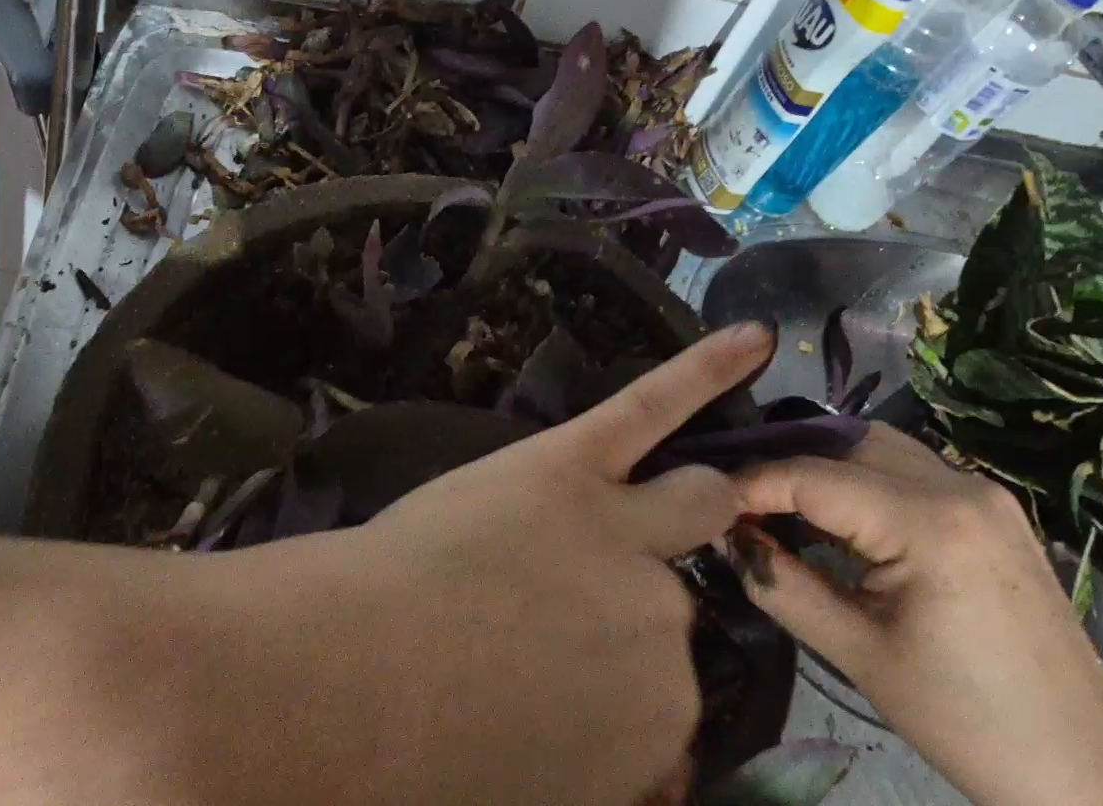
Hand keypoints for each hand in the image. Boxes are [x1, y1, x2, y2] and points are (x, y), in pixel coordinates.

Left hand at [202, 321, 770, 805]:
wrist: (350, 681)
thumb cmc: (422, 755)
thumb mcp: (540, 791)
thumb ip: (609, 764)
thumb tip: (653, 770)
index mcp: (660, 718)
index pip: (669, 692)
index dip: (621, 684)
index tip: (571, 682)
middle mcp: (665, 621)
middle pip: (674, 598)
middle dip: (629, 602)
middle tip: (556, 608)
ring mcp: (624, 531)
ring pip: (695, 503)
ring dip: (681, 509)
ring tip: (644, 511)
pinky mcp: (575, 464)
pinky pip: (653, 409)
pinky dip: (704, 372)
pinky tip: (752, 341)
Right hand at [734, 425, 1102, 805]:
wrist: (1083, 773)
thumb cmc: (964, 721)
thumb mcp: (857, 653)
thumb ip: (781, 583)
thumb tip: (724, 535)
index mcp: (929, 521)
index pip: (810, 474)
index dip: (747, 482)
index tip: (700, 501)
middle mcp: (960, 485)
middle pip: (844, 442)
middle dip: (783, 463)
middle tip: (732, 500)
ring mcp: (985, 494)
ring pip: (878, 448)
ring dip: (822, 467)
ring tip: (774, 507)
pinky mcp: (994, 513)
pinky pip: (910, 472)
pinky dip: (861, 481)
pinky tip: (834, 520)